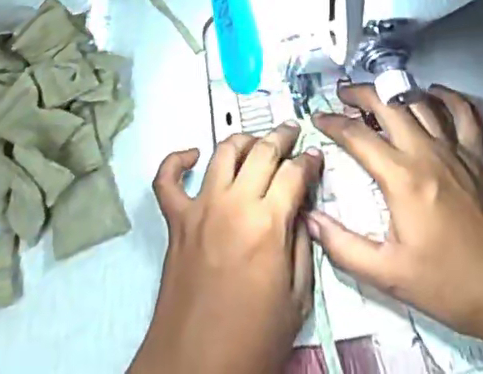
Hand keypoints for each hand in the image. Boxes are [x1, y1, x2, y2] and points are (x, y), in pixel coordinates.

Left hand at [129, 124, 322, 373]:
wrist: (195, 369)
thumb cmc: (253, 341)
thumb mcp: (297, 299)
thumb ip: (301, 246)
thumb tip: (301, 210)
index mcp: (268, 223)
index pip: (294, 173)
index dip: (309, 161)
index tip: (315, 157)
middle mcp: (234, 204)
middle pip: (262, 151)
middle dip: (282, 137)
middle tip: (292, 132)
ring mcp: (201, 209)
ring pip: (223, 152)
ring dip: (243, 141)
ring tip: (256, 142)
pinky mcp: (175, 221)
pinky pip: (168, 179)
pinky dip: (177, 160)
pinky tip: (193, 155)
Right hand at [306, 84, 482, 343]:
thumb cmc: (452, 285)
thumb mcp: (390, 275)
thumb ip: (345, 248)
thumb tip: (312, 220)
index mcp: (402, 179)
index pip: (358, 137)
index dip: (333, 123)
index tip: (319, 118)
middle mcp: (428, 153)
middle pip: (389, 106)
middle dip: (361, 94)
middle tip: (343, 94)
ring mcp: (458, 150)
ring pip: (422, 103)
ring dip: (396, 92)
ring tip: (379, 94)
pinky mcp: (480, 155)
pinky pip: (464, 113)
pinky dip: (447, 96)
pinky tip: (434, 92)